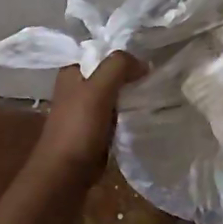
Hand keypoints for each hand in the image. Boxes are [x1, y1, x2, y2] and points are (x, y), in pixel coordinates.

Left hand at [39, 52, 144, 170]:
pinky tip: (146, 108)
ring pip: (116, 91)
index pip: (102, 50)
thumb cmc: (78, 128)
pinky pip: (118, 110)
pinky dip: (130, 108)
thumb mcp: (98, 89)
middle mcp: (78, 85)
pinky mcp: (96, 126)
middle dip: (131, 72)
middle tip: (156, 73)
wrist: (66, 173)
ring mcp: (87, 107)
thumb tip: (142, 63)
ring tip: (155, 88)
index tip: (147, 57)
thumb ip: (118, 66)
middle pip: (111, 70)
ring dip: (133, 91)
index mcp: (72, 71)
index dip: (124, 52)